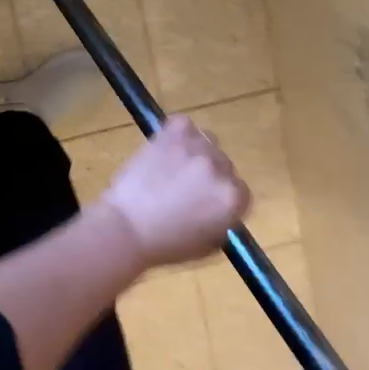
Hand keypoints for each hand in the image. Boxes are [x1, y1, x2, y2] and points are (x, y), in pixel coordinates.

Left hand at [98, 115, 250, 268]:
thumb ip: (224, 220)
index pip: (241, 191)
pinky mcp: (173, 132)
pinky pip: (185, 125)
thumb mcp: (209, 244)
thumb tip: (223, 203)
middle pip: (225, 164)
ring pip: (207, 142)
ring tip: (175, 167)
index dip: (224, 197)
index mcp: (233, 198)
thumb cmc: (167, 244)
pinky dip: (179, 133)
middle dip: (210, 175)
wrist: (126, 226)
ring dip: (197, 152)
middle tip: (188, 187)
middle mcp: (220, 168)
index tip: (209, 201)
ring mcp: (196, 147)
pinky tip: (167, 148)